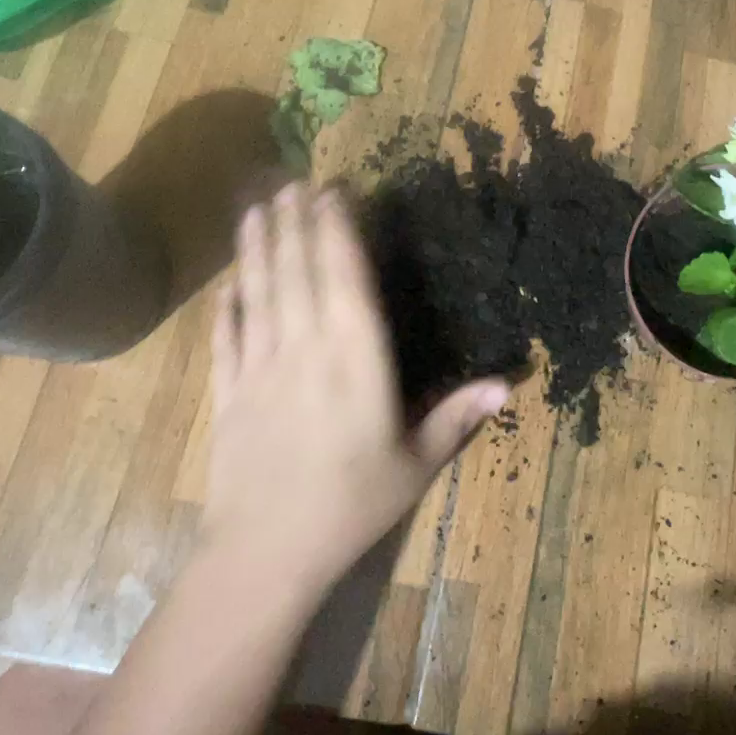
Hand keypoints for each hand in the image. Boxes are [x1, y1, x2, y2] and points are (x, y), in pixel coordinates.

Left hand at [201, 184, 510, 589]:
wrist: (266, 551)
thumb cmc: (352, 506)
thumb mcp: (415, 466)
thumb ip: (457, 418)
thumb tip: (509, 383)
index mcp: (356, 360)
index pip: (346, 279)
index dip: (338, 231)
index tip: (334, 193)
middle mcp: (306, 349)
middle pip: (298, 272)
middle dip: (296, 223)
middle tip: (294, 182)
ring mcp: (260, 368)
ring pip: (259, 293)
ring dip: (258, 247)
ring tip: (256, 208)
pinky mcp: (228, 392)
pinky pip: (226, 337)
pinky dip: (226, 306)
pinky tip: (226, 284)